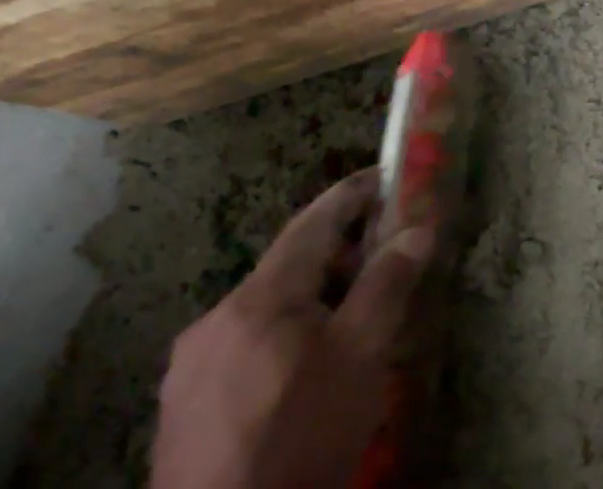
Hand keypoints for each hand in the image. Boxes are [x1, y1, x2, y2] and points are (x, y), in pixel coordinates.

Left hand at [152, 169, 432, 488]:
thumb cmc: (305, 427)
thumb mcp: (363, 352)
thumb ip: (389, 284)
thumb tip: (418, 227)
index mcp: (258, 300)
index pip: (310, 226)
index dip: (351, 196)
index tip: (386, 175)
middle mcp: (214, 321)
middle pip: (287, 268)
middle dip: (341, 255)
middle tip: (389, 258)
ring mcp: (190, 365)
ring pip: (266, 309)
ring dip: (315, 298)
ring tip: (359, 317)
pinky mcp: (184, 403)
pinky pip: (245, 344)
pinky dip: (287, 333)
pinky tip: (311, 366)